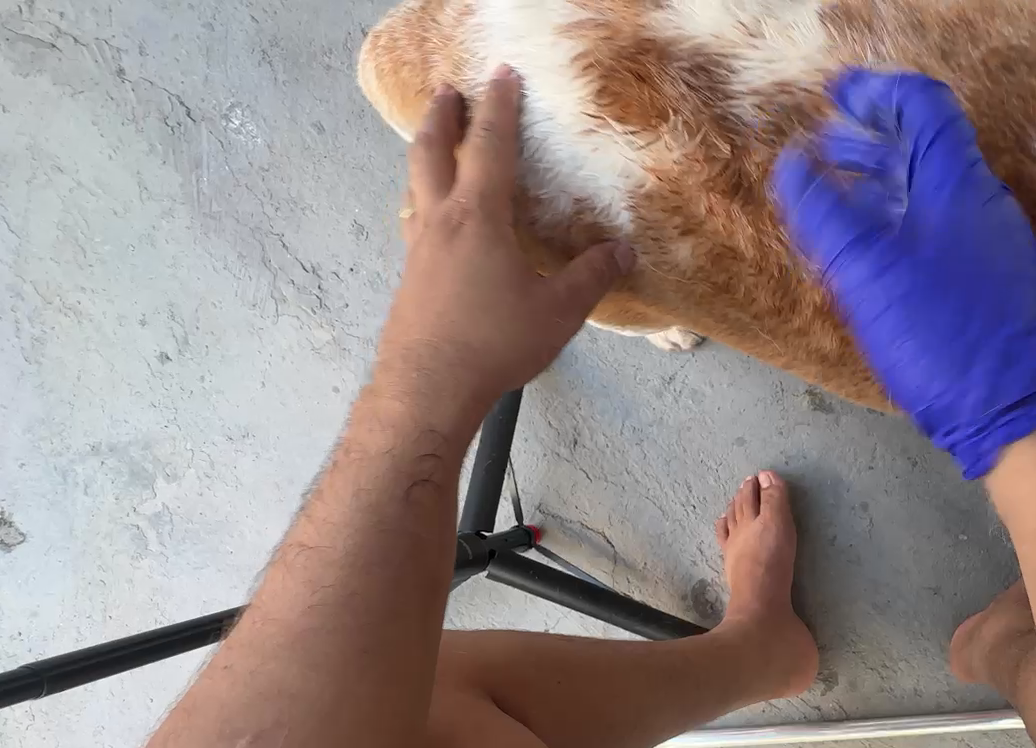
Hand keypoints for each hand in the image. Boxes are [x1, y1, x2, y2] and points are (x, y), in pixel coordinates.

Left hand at [375, 67, 633, 420]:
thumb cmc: (496, 342)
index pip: (492, 150)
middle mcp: (440, 222)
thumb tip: (624, 251)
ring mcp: (418, 250)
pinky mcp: (411, 278)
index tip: (503, 75)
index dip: (501, 109)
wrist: (430, 384)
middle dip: (444, 118)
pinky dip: (424, 203)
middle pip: (433, 153)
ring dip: (427, 157)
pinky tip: (433, 222)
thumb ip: (592, 277)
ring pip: (416, 187)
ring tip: (437, 149)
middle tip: (449, 92)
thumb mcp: (558, 311)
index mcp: (479, 219)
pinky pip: (416, 223)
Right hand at [771, 69, 1035, 478]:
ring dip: (880, 191)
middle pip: (923, 152)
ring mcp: (992, 247)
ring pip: (929, 199)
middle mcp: (981, 205)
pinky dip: (899, 230)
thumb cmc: (938, 335)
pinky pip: (938, 237)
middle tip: (822, 153)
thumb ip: (824, 213)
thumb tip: (791, 165)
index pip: (921, 107)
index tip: (835, 97)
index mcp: (957, 183)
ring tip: (837, 205)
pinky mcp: (991, 286)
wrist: (1010, 408)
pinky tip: (872, 259)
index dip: (875, 94)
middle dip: (867, 145)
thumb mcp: (866, 271)